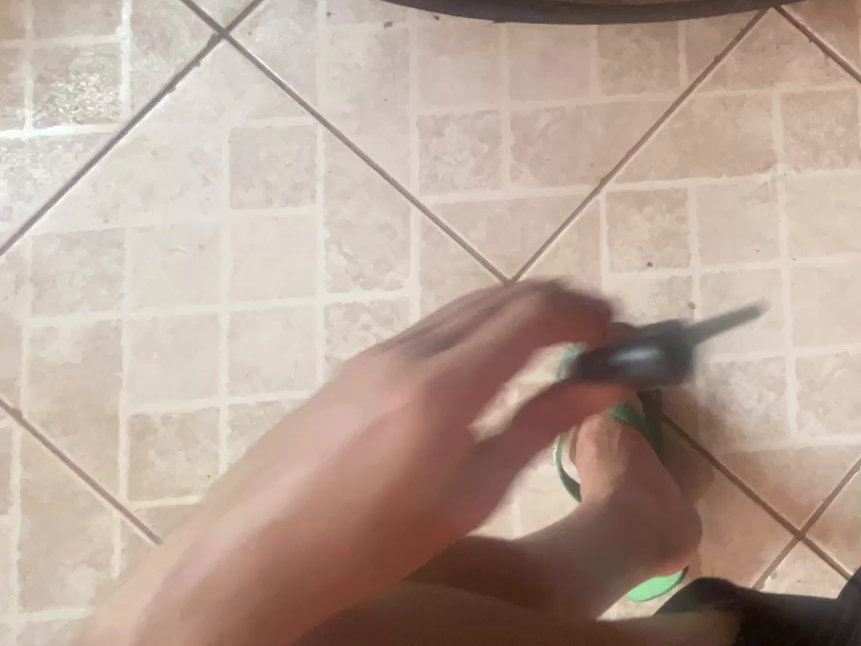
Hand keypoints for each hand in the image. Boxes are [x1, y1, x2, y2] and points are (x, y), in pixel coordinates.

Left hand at [85, 281, 629, 645]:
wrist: (237, 570)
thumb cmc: (366, 547)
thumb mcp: (471, 497)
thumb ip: (543, 426)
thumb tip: (610, 384)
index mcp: (443, 388)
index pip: (535, 313)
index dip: (587, 312)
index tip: (618, 332)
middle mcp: (413, 352)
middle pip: (509, 295)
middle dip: (566, 301)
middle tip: (603, 330)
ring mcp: (381, 352)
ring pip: (476, 302)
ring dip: (529, 307)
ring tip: (563, 337)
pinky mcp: (361, 364)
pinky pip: (445, 322)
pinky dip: (491, 321)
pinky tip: (502, 357)